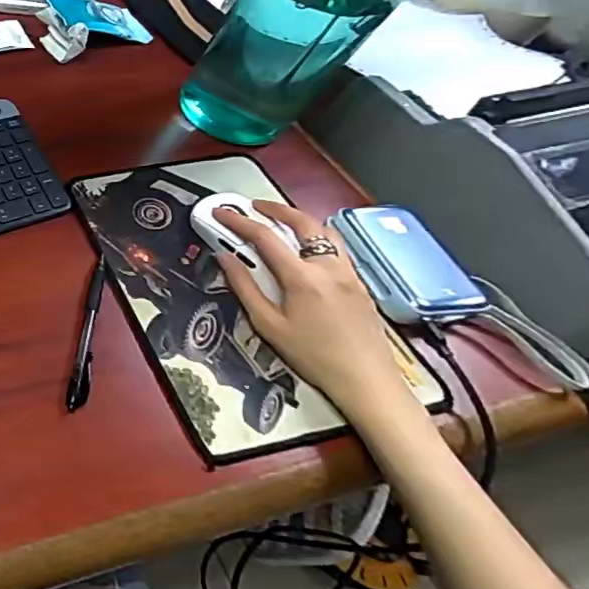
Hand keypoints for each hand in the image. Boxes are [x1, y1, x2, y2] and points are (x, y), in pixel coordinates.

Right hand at [214, 201, 420, 427]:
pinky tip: (306, 248)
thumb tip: (225, 258)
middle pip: (303, 222)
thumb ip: (244, 287)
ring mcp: (349, 274)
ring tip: (281, 220)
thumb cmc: (313, 356)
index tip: (221, 213)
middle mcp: (329, 268)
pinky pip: (337, 248)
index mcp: (303, 278)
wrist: (367, 382)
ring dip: (300, 220)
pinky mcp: (360, 284)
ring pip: (326, 232)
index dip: (239, 221)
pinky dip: (317, 236)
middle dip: (275, 209)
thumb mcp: (268, 325)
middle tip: (254, 206)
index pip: (265, 237)